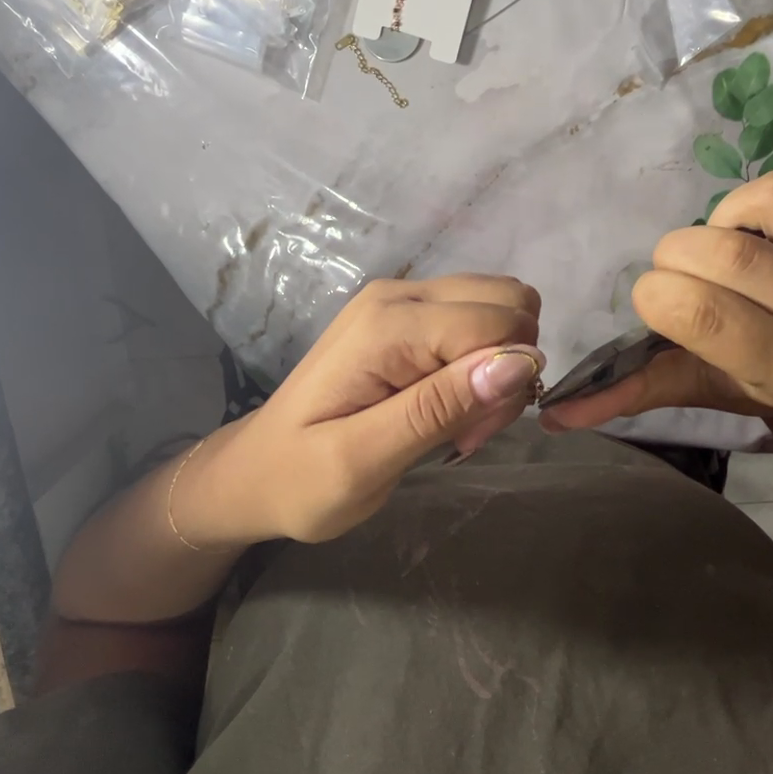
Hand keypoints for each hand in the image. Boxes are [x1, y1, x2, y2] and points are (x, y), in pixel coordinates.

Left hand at [188, 276, 543, 545]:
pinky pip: (478, 322)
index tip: (472, 435)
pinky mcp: (409, 315)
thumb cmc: (300, 479)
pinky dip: (482, 366)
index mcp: (386, 324)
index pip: (496, 322)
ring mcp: (403, 300)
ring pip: (499, 309)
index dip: (504, 382)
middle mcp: (400, 294)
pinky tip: (449, 407)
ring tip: (457, 423)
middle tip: (467, 429)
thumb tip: (518, 362)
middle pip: (506, 303)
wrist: (254, 473)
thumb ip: (437, 409)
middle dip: (507, 370)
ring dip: (497, 370)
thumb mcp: (362, 461)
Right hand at [541, 164, 772, 429]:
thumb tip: (554, 416)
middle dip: (682, 250)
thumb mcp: (694, 385)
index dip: (658, 291)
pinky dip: (763, 196)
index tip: (651, 291)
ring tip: (726, 241)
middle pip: (737, 256)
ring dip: (729, 215)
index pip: (705, 314)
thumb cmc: (752, 375)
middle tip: (677, 263)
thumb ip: (631, 392)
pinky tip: (763, 229)